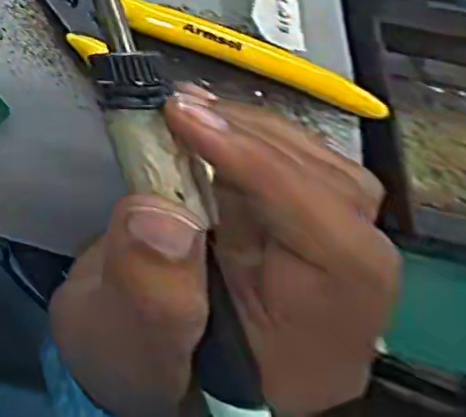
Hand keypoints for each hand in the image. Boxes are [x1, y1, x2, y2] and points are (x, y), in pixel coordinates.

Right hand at [50, 87, 400, 415]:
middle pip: (344, 204)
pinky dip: (236, 134)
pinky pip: (278, 170)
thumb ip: (149, 287)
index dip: (271, 174)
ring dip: (252, 132)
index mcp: (316, 337)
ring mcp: (300, 254)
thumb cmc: (127, 357)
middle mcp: (330, 293)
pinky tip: (188, 122)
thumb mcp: (125, 335)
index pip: (337, 246)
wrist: (120, 357)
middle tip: (173, 108)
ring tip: (178, 108)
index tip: (186, 120)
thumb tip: (161, 211)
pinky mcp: (263, 224)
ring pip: (321, 178)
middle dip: (261, 144)